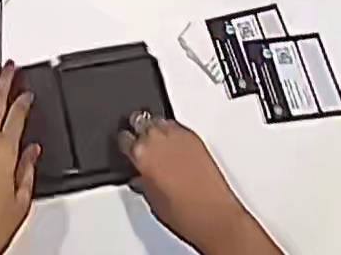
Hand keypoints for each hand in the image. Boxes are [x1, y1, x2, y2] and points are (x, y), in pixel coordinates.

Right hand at [119, 112, 281, 254]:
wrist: (217, 219)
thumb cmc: (187, 216)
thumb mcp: (152, 200)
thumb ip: (141, 179)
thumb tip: (140, 174)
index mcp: (140, 153)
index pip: (123, 137)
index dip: (126, 145)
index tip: (128, 149)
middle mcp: (155, 138)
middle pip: (138, 120)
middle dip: (138, 130)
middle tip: (142, 143)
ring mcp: (175, 135)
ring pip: (156, 119)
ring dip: (155, 129)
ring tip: (160, 143)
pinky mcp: (193, 135)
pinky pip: (175, 125)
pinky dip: (172, 132)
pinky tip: (175, 146)